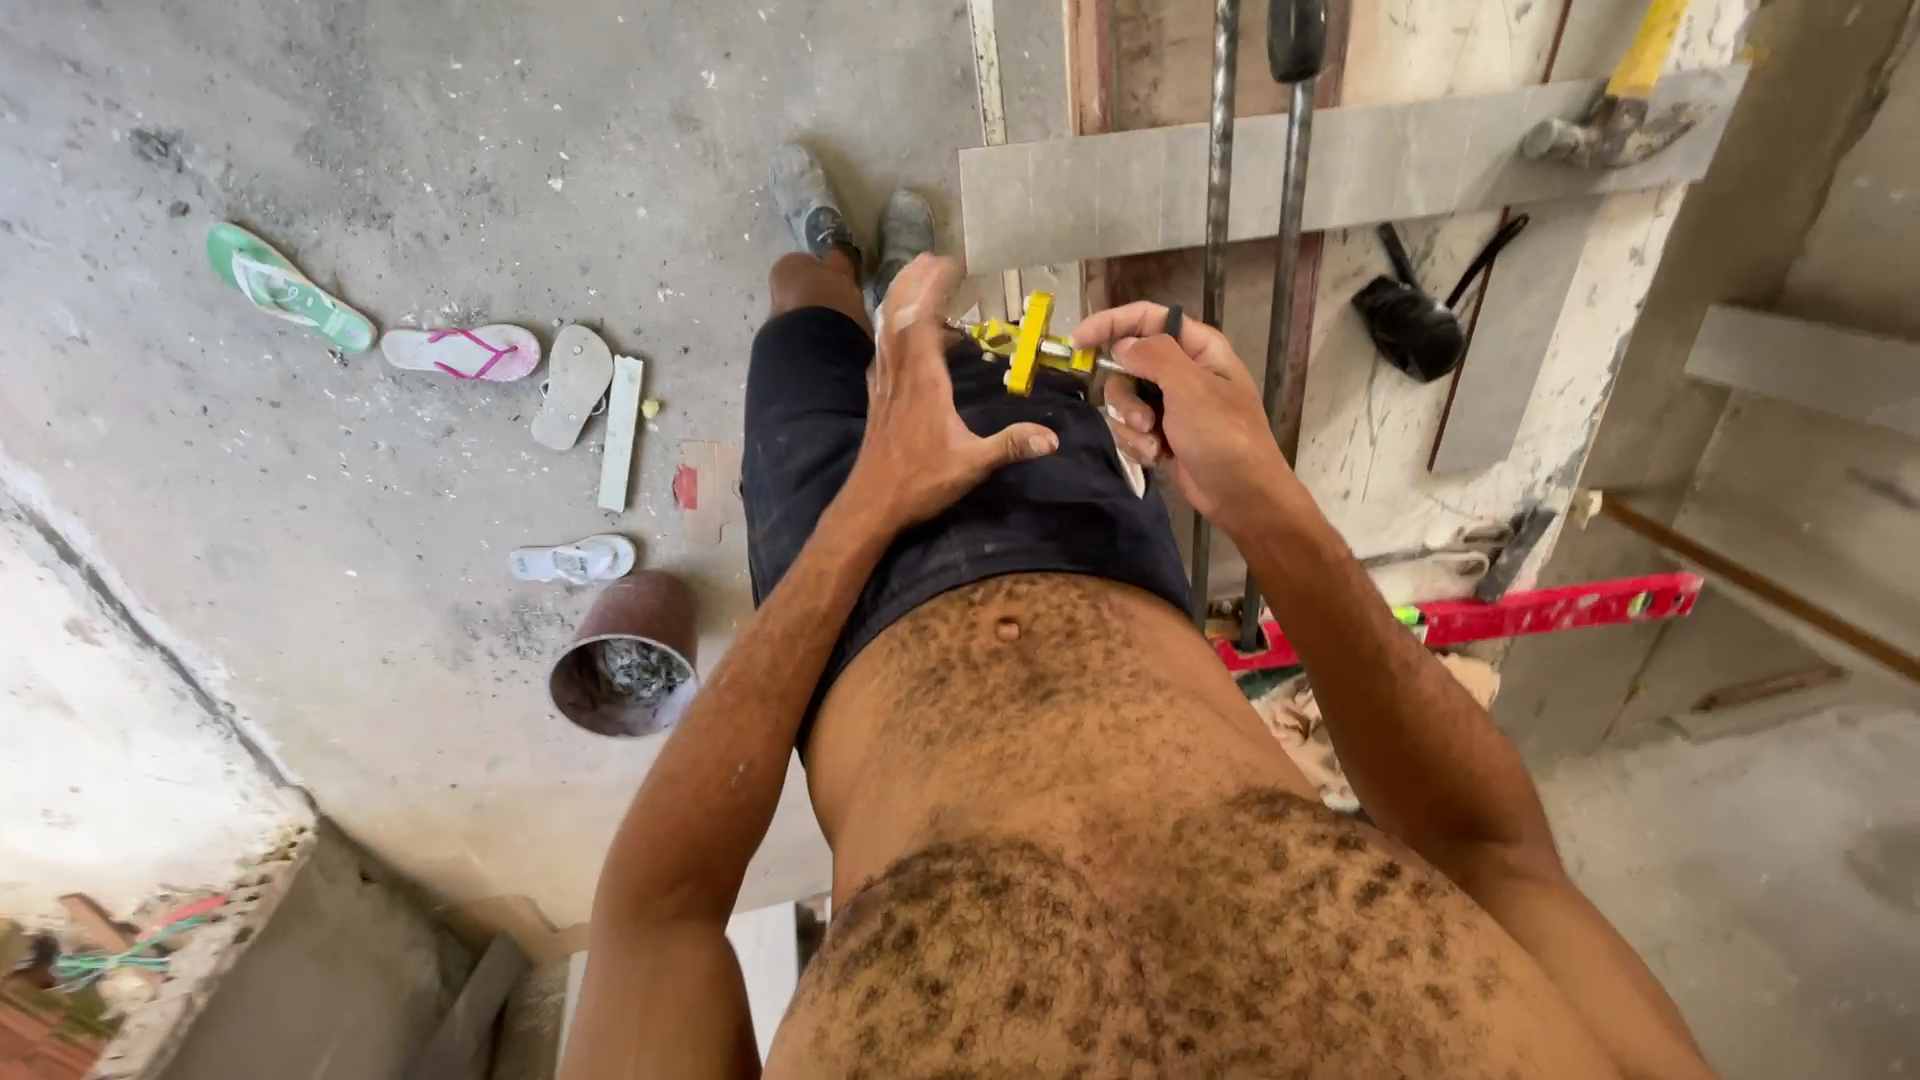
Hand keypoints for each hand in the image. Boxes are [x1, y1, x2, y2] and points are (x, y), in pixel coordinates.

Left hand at [838, 254, 1058, 530]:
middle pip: (898, 314)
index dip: (934, 287)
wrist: (870, 505)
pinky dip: (889, 332)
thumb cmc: (919, 483)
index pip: (924, 320)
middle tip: (930, 257)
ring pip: (885, 330)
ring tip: (913, 280)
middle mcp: (899, 375)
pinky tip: (894, 336)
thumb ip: (1010, 446)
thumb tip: (1052, 438)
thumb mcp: (971, 465)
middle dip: (913, 282)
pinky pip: (881, 353)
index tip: (951, 261)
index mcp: (924, 382)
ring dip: (897, 300)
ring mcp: (884, 386)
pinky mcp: (877, 401)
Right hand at [1071, 302, 1298, 537]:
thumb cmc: (1225, 437)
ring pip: (1122, 401)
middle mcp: (1181, 371)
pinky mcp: (1160, 434)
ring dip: (1131, 427)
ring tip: (1154, 446)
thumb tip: (1122, 345)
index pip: (1147, 318)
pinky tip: (1156, 457)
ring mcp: (1169, 405)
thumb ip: (1154, 356)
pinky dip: (1136, 444)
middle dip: (1125, 397)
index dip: (1110, 323)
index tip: (1079, 341)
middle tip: (1142, 421)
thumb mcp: (1191, 389)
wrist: (1241, 496)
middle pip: (1126, 365)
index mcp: (1198, 349)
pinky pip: (1128, 428)